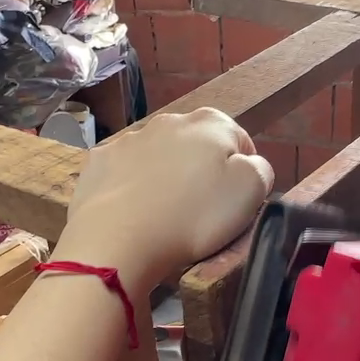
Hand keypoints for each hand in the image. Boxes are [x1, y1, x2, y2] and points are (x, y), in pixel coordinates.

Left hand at [55, 108, 273, 293]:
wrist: (118, 240)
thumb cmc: (193, 217)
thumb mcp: (250, 193)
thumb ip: (260, 170)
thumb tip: (250, 165)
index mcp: (211, 122)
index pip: (240, 142)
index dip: (242, 175)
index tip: (233, 204)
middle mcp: (169, 120)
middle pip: (197, 147)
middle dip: (201, 173)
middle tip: (200, 213)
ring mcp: (128, 140)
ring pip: (159, 157)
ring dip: (166, 179)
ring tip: (165, 217)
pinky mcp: (98, 163)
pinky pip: (125, 173)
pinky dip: (132, 188)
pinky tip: (134, 213)